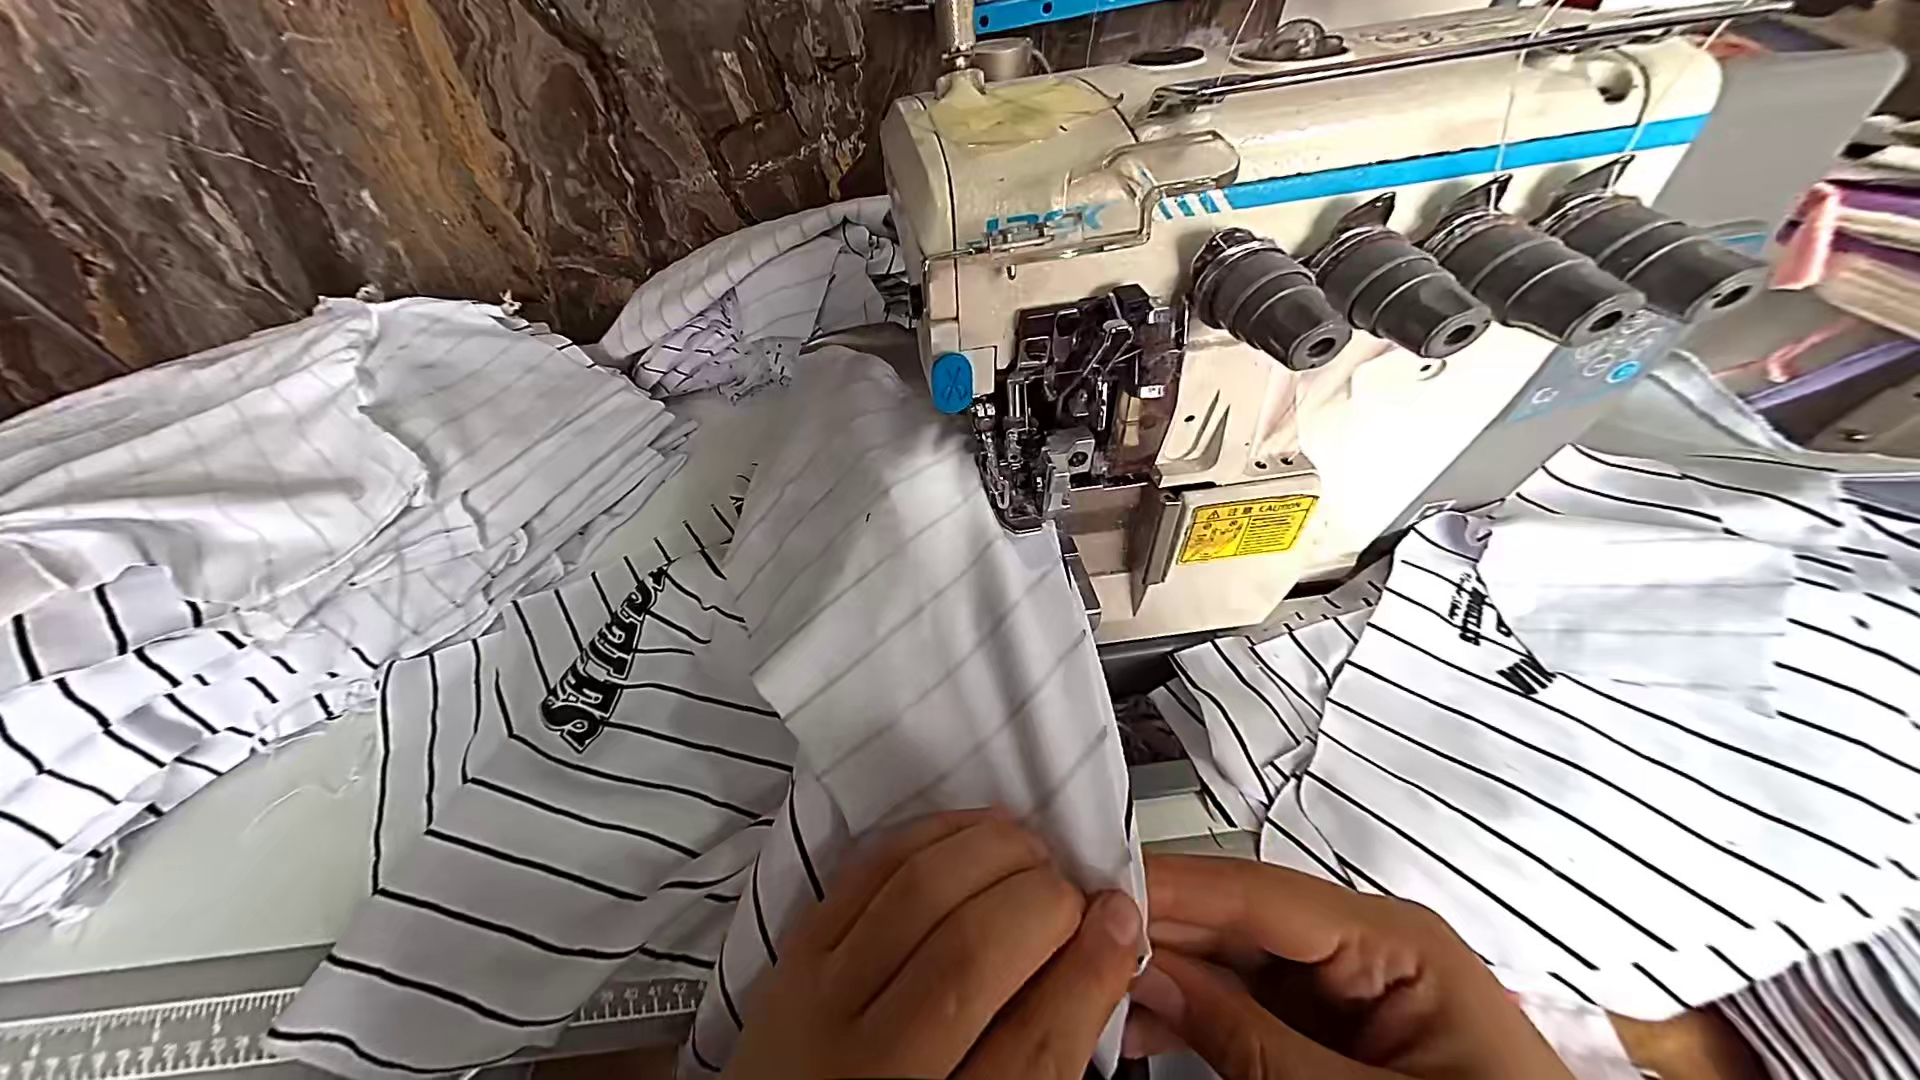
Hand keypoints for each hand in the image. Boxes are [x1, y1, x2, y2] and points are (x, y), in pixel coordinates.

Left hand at [724, 809, 1141, 1079]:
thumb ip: (1042, 1047)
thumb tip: (1105, 943)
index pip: (1031, 1052)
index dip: (1088, 970)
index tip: (1118, 919)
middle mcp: (868, 1072)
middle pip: (969, 956)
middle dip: (1041, 901)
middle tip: (1069, 891)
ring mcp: (818, 1003)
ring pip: (920, 893)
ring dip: (990, 851)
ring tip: (1027, 851)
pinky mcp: (794, 953)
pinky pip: (871, 866)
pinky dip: (933, 833)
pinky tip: (971, 831)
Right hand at [1126, 854, 1572, 1079]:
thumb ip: (1248, 1037)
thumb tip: (1144, 967)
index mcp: (1393, 940)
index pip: (1257, 890)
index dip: (1175, 886)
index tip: (1103, 886)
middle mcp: (1361, 947)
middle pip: (1236, 919)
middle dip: (1160, 932)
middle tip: (1084, 937)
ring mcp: (1340, 987)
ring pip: (1229, 961)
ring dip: (1165, 976)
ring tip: (1100, 991)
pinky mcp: (1323, 1026)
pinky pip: (1242, 1002)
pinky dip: (1191, 1014)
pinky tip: (1142, 1024)